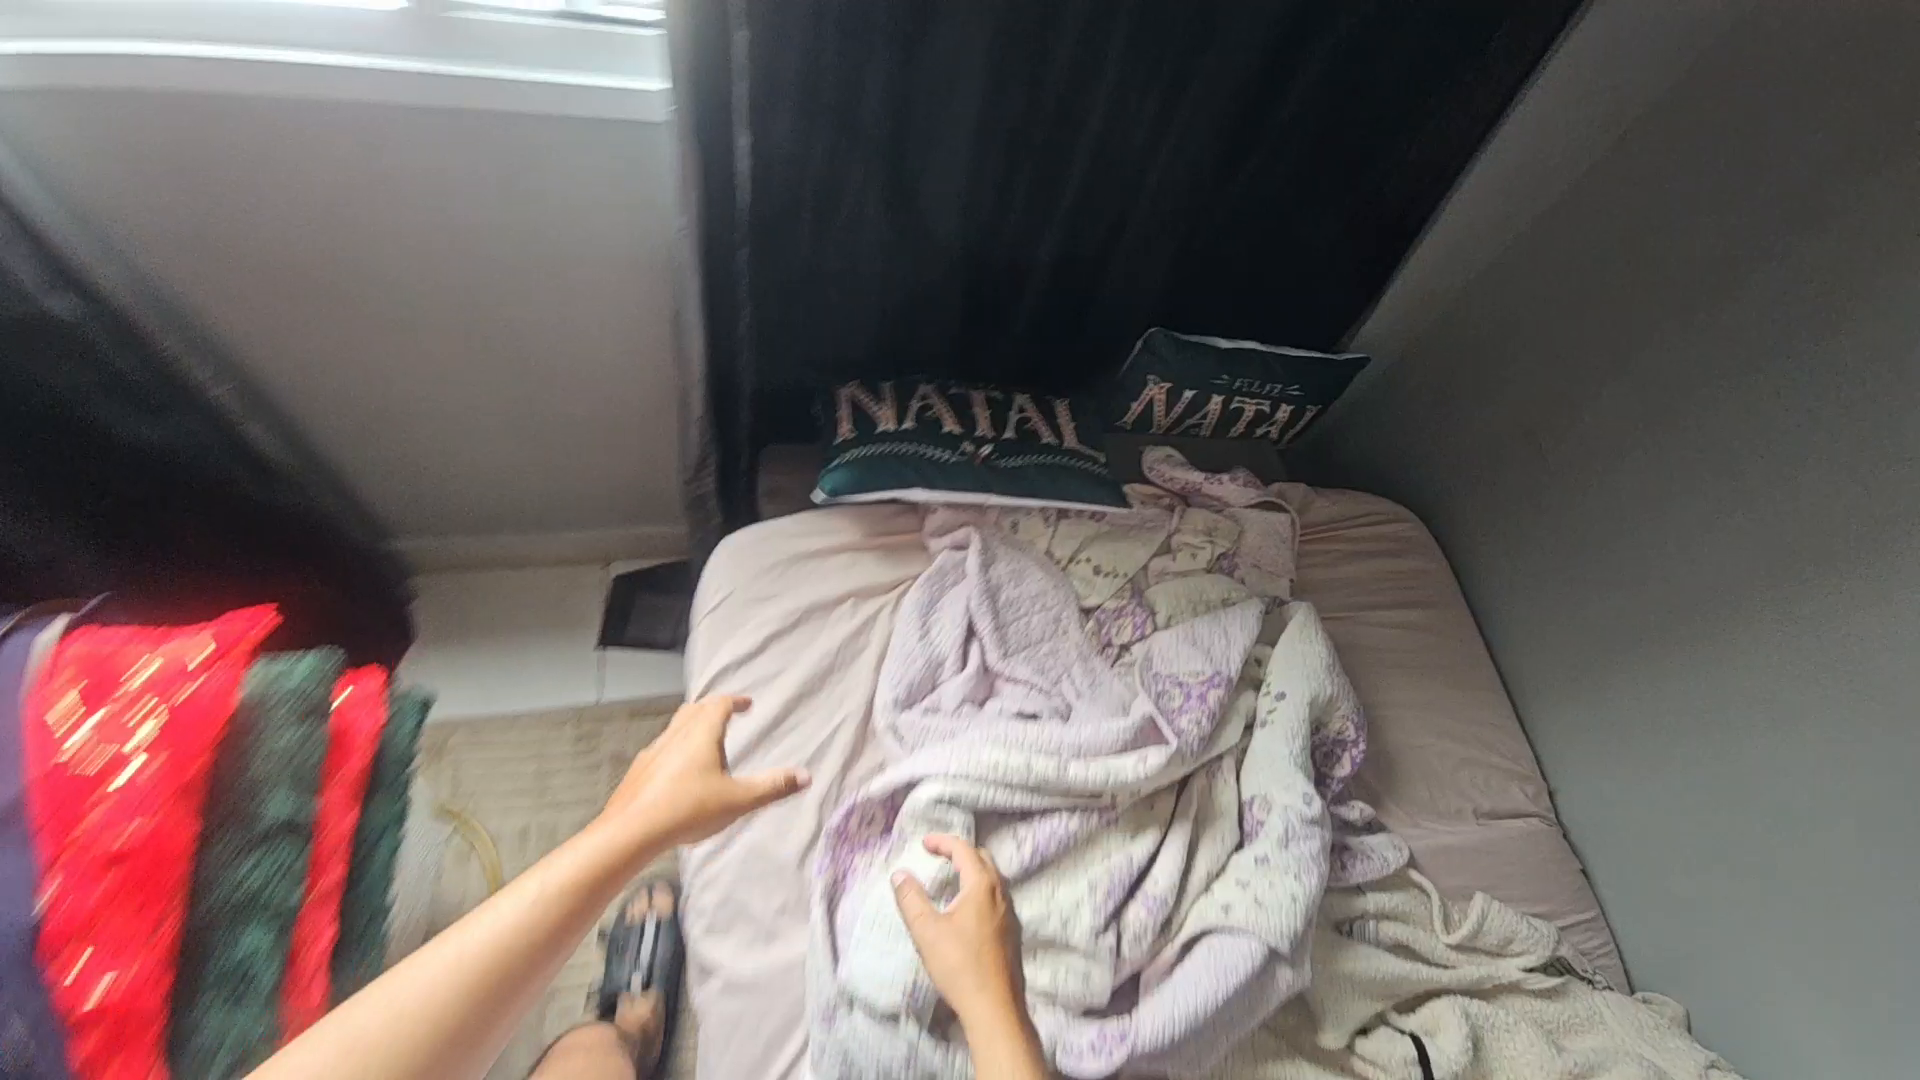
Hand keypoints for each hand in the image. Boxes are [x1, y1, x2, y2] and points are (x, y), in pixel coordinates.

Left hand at [599, 694, 809, 847]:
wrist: (630, 831)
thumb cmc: (689, 808)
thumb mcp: (738, 800)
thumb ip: (773, 787)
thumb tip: (807, 776)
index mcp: (701, 733)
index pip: (720, 704)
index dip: (736, 701)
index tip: (748, 705)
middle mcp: (676, 734)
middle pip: (694, 710)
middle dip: (713, 709)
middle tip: (728, 717)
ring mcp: (653, 751)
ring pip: (675, 728)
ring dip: (693, 728)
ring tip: (706, 745)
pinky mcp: (639, 771)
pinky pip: (662, 749)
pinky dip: (676, 749)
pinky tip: (679, 774)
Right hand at [891, 834, 1026, 1027]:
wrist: (995, 1008)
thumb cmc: (959, 966)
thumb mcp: (926, 931)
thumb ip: (911, 899)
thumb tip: (899, 874)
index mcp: (982, 885)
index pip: (963, 849)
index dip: (942, 841)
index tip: (924, 843)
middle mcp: (1001, 892)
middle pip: (982, 858)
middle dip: (959, 851)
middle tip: (938, 856)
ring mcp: (1010, 912)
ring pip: (993, 878)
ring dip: (972, 870)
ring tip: (951, 878)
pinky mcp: (1012, 931)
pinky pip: (997, 896)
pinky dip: (980, 889)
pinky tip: (968, 908)